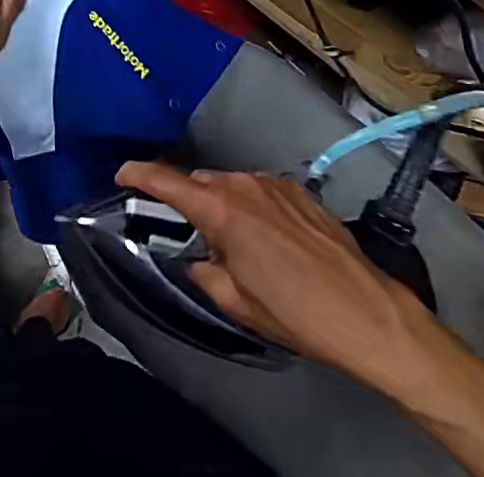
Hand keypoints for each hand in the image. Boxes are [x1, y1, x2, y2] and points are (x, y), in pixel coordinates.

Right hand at [116, 162, 436, 382]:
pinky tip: (266, 239)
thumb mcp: (234, 299)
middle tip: (190, 238)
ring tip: (233, 244)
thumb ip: (203, 271)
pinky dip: (251, 206)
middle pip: (203, 182)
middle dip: (188, 202)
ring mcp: (278, 184)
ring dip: (222, 205)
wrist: (360, 307)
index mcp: (223, 209)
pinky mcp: (301, 191)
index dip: (140, 174)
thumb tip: (198, 258)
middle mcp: (248, 184)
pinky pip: (261, 190)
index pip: (169, 182)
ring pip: (233, 185)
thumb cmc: (292, 310)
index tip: (123, 174)